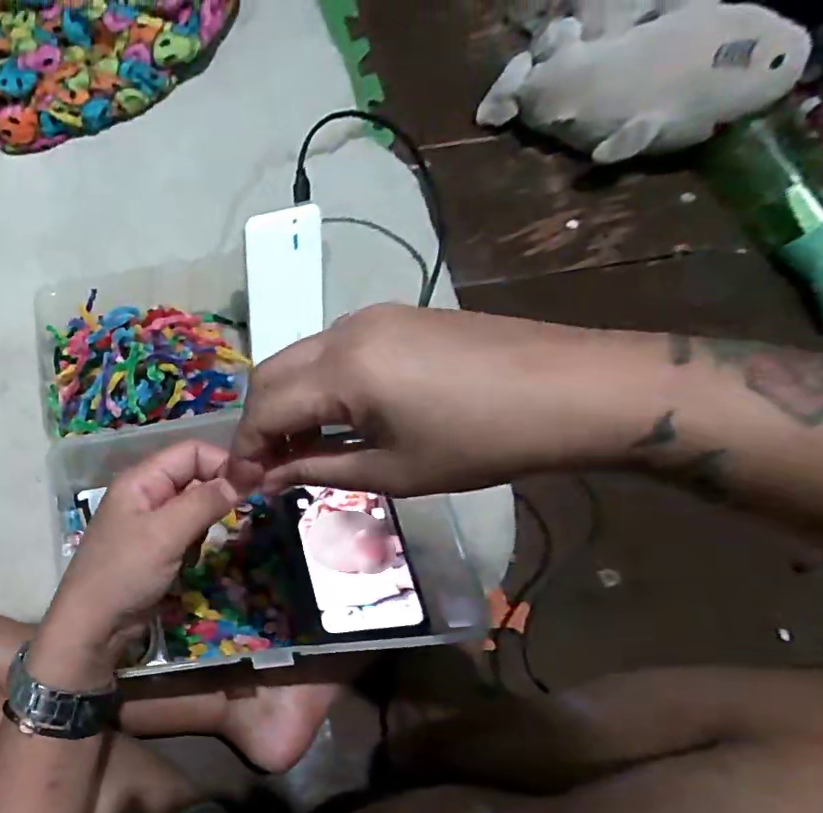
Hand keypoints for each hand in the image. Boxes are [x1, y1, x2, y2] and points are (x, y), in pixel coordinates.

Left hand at [30, 440, 258, 689]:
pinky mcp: (153, 550)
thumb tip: (244, 477)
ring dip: (202, 530)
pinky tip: (182, 569)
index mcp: (140, 480)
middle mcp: (143, 495)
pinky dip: (191, 549)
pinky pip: (184, 537)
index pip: (190, 452)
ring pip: (193, 511)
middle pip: (193, 479)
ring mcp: (147, 524)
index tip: (252, 487)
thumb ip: (205, 502)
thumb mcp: (167, 533)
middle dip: (213, 501)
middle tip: (223, 526)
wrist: (93, 625)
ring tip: (190, 553)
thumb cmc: (125, 573)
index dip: (222, 463)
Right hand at [231, 305, 662, 495]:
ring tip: (297, 447)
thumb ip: (315, 470)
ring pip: (295, 359)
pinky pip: (327, 350)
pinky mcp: (393, 317)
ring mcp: (370, 318)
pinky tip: (332, 416)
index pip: (263, 409)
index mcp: (342, 370)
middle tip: (266, 468)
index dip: (244, 451)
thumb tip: (266, 480)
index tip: (243, 485)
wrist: (579, 390)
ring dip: (283, 402)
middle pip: (268, 376)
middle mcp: (344, 331)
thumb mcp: (390, 470)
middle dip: (256, 424)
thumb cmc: (482, 442)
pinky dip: (312, 385)